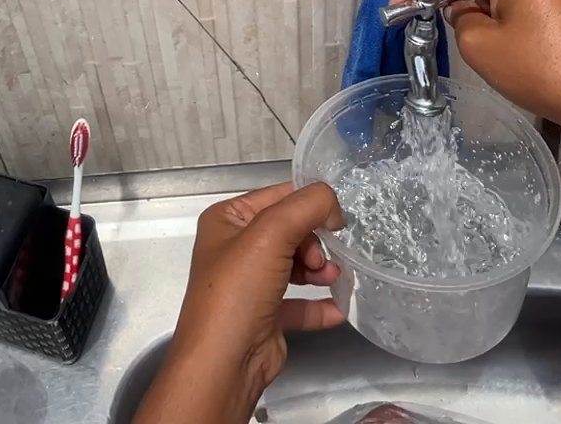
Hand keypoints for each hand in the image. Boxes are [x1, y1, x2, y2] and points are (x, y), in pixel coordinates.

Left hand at [132, 182, 345, 423]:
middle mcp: (234, 248)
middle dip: (313, 243)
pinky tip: (337, 308)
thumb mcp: (271, 232)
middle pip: (288, 231)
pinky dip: (318, 304)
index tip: (337, 217)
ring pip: (294, 265)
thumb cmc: (239, 289)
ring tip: (332, 279)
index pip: (276, 197)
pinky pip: (297, 303)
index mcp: (226, 219)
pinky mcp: (263, 317)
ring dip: (318, 270)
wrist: (223, 364)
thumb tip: (334, 206)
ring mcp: (248, 284)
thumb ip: (308, 206)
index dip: (307, 203)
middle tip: (321, 260)